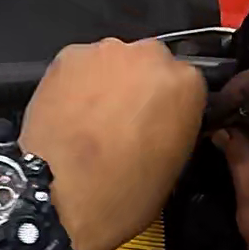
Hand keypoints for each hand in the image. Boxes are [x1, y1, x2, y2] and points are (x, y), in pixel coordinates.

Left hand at [18, 38, 205, 249]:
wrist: (62, 195)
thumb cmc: (119, 193)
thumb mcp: (172, 168)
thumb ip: (174, 129)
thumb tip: (161, 126)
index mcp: (186, 84)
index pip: (184, 83)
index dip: (167, 106)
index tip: (155, 122)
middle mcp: (149, 58)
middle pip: (146, 65)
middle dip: (136, 89)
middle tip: (120, 123)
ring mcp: (105, 54)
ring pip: (110, 63)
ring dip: (104, 85)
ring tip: (89, 122)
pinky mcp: (66, 57)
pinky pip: (76, 68)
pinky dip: (73, 86)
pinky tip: (68, 116)